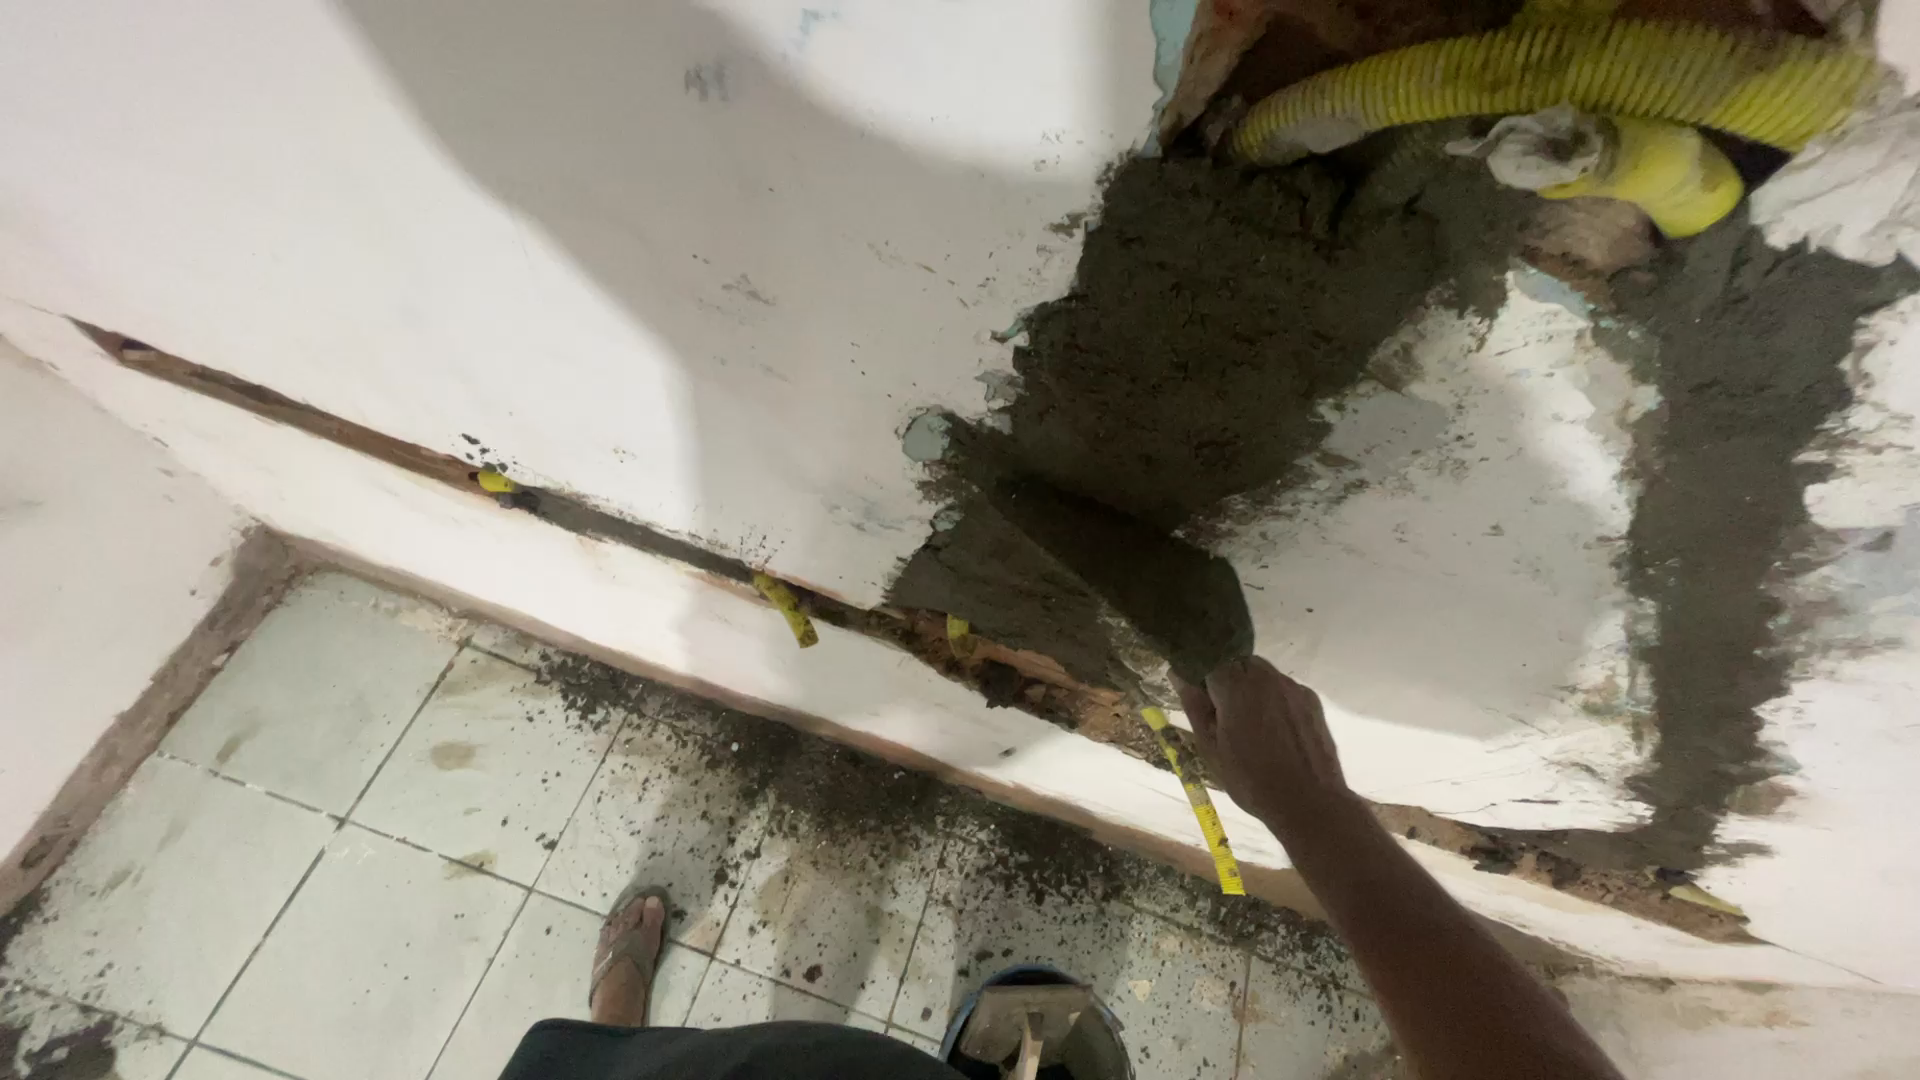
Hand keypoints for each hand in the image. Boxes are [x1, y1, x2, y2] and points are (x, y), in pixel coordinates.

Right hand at [1173, 656, 1354, 836]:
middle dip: (1226, 679)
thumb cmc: (1250, 780)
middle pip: (1237, 662)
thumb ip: (1194, 706)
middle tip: (1223, 714)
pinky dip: (1273, 697)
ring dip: (1250, 686)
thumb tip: (1178, 673)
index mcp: (1235, 688)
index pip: (1209, 661)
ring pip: (1262, 672)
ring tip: (1250, 722)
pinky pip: (1283, 687)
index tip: (1199, 700)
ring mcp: (1291, 687)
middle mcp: (1265, 678)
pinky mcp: (1311, 700)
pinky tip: (1275, 728)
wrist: (1309, 803)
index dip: (1200, 678)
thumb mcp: (1210, 748)